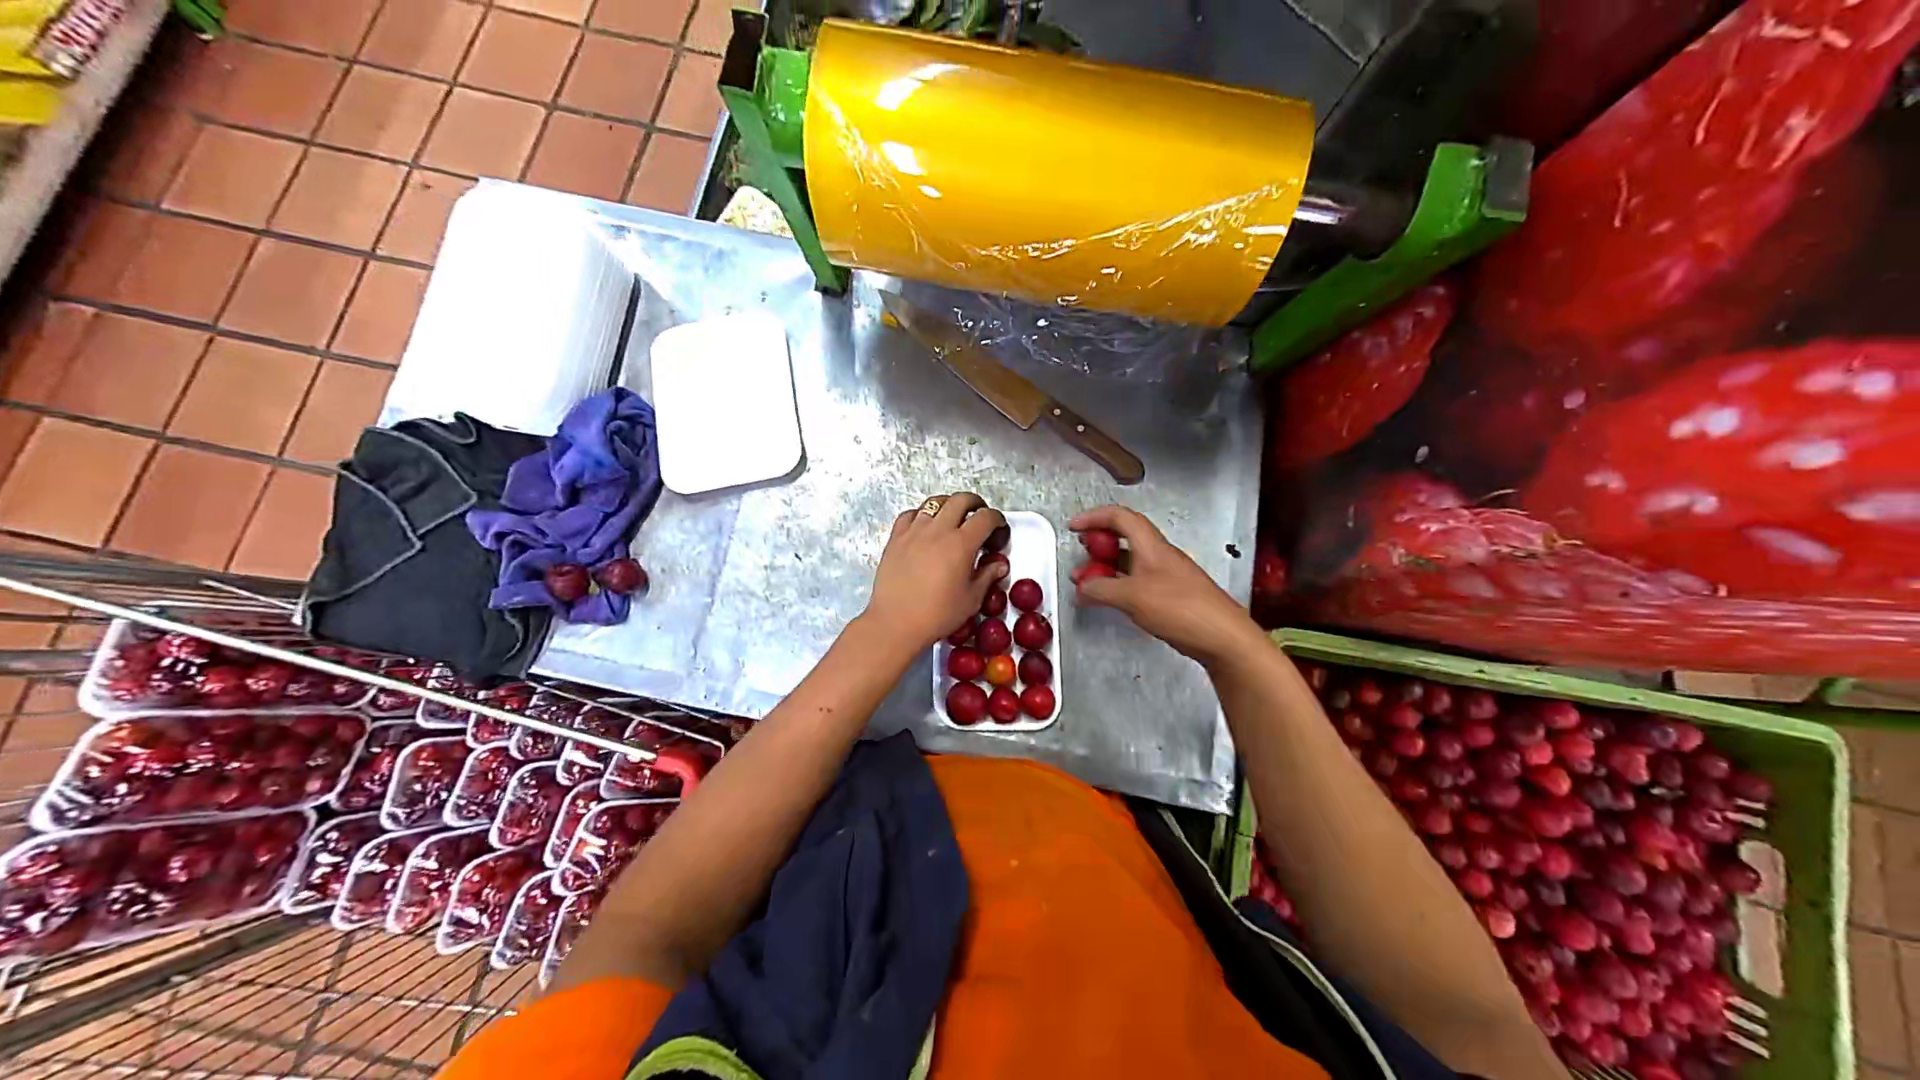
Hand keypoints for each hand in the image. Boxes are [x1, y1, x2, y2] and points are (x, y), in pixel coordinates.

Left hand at [862, 493, 1008, 651]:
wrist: (896, 623)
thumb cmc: (937, 615)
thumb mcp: (971, 599)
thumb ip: (986, 576)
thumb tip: (998, 565)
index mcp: (961, 544)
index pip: (985, 518)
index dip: (996, 518)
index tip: (998, 526)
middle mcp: (938, 531)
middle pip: (960, 500)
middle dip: (974, 503)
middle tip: (979, 514)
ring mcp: (914, 532)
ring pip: (933, 503)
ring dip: (948, 505)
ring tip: (952, 516)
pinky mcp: (895, 539)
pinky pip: (909, 515)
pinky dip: (921, 515)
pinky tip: (924, 526)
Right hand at [1069, 505, 1262, 665]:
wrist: (1222, 637)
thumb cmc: (1181, 609)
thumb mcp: (1131, 597)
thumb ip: (1101, 589)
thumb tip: (1083, 587)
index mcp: (1152, 546)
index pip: (1120, 517)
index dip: (1094, 517)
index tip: (1075, 527)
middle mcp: (1160, 556)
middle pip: (1125, 537)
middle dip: (1098, 542)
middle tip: (1081, 553)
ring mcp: (1166, 576)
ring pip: (1130, 561)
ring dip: (1106, 567)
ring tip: (1087, 581)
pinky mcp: (1170, 596)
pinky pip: (1137, 581)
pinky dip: (1118, 585)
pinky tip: (1109, 599)